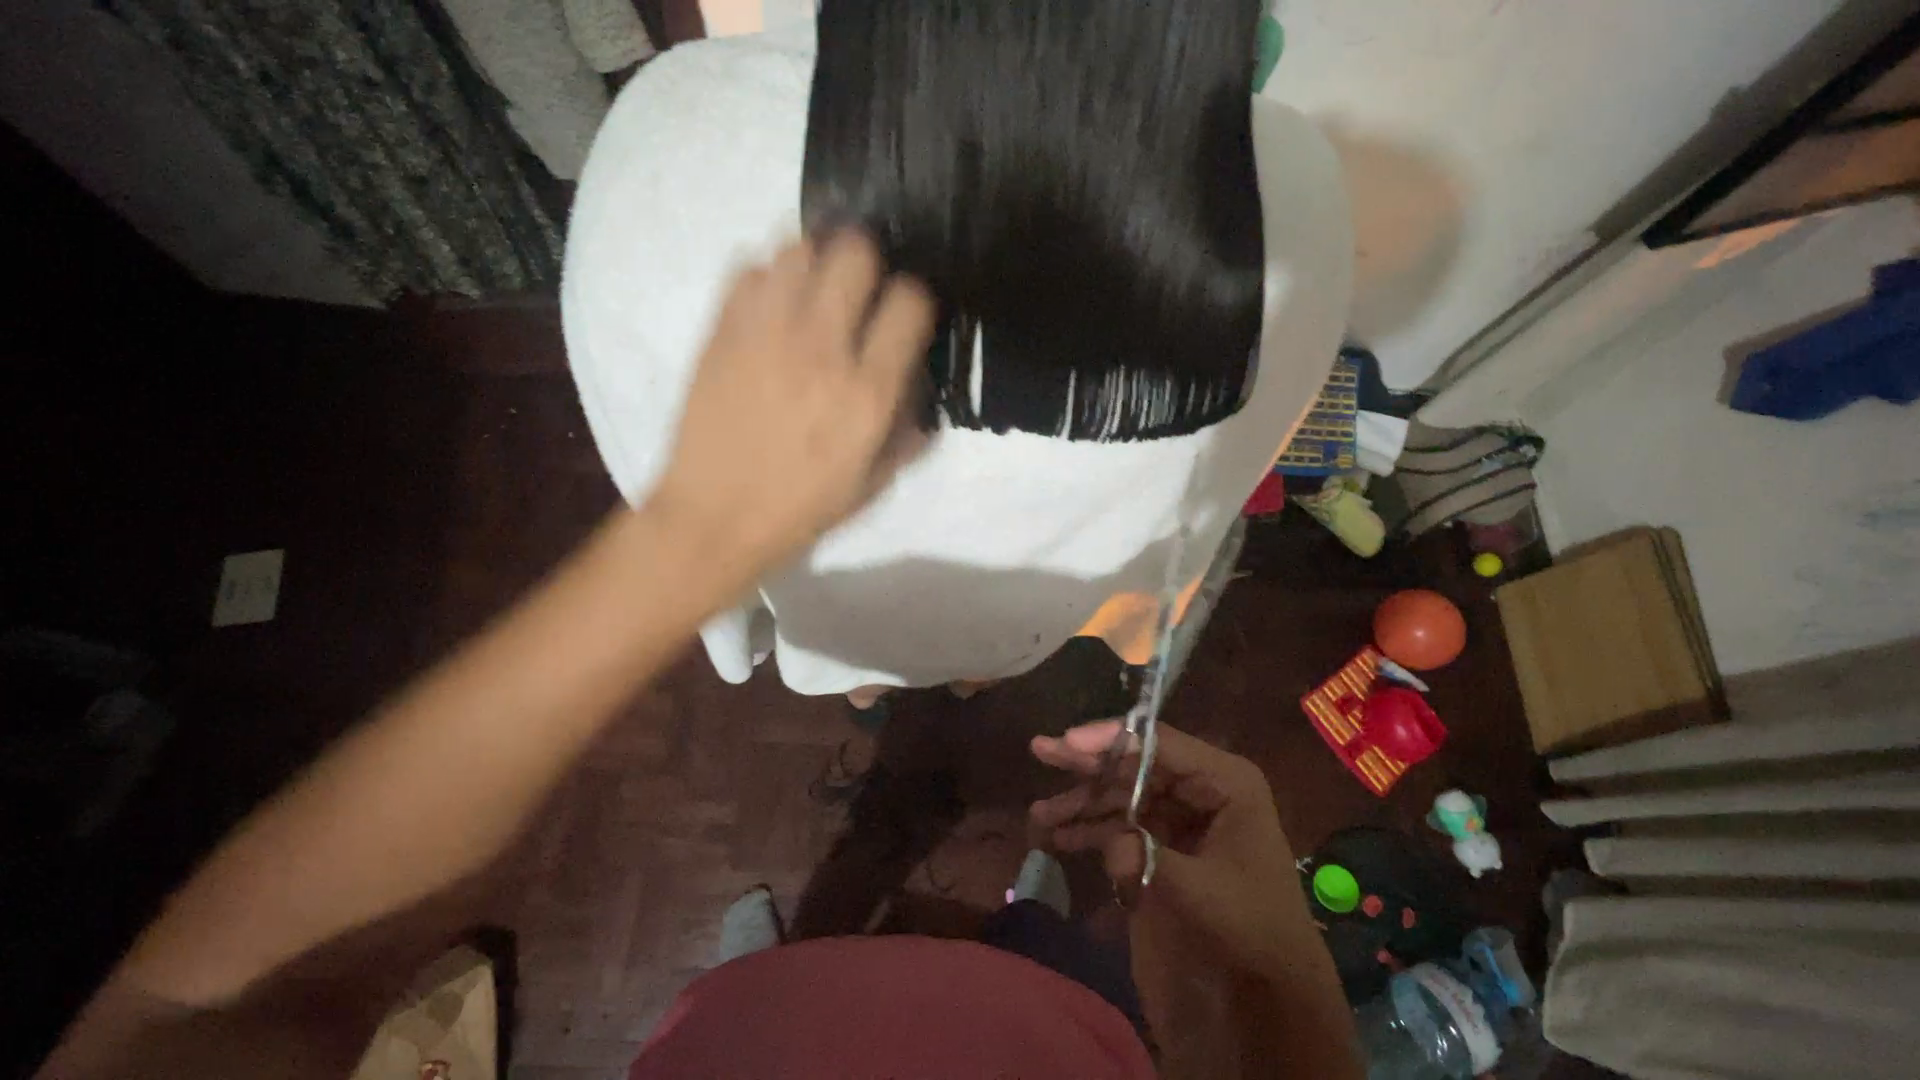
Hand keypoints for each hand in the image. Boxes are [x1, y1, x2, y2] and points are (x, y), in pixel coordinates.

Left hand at [651, 231, 935, 567]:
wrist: (713, 518)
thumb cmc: (798, 509)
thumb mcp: (870, 485)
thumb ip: (906, 438)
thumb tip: (922, 402)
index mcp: (867, 392)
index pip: (910, 301)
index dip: (912, 300)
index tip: (900, 316)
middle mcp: (821, 349)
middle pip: (854, 253)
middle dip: (865, 263)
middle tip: (857, 289)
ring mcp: (766, 333)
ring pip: (798, 249)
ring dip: (813, 263)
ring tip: (811, 292)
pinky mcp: (721, 331)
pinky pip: (747, 269)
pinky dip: (765, 279)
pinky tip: (768, 309)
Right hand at [1030, 720, 1303, 977]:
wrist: (1274, 979)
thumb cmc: (1252, 926)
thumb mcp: (1206, 894)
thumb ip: (1153, 862)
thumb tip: (1112, 843)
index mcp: (1225, 781)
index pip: (1160, 744)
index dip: (1112, 740)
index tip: (1068, 743)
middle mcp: (1203, 786)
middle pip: (1135, 762)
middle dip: (1088, 764)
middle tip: (1041, 751)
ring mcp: (1182, 812)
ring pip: (1123, 792)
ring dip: (1083, 803)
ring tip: (1039, 815)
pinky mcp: (1166, 839)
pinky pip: (1124, 823)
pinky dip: (1092, 830)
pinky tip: (1059, 839)